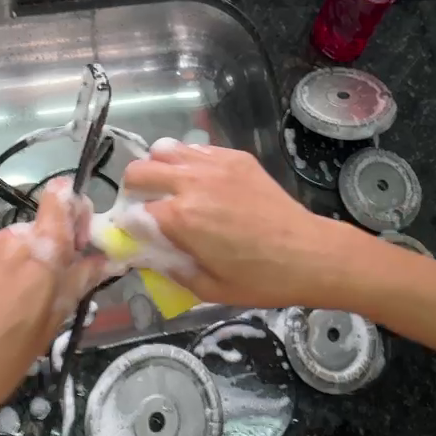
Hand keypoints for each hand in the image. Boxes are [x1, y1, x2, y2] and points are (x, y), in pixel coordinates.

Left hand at [0, 182, 103, 435]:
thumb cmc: (2, 361)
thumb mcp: (51, 325)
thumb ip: (79, 281)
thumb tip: (109, 258)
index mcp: (45, 251)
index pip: (63, 198)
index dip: (71, 210)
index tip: (71, 240)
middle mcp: (12, 235)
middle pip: (29, 233)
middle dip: (31, 257)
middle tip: (21, 294)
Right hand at [120, 140, 361, 307]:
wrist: (307, 252)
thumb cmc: (258, 278)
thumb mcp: (207, 287)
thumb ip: (168, 267)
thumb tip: (144, 254)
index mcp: (181, 218)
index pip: (133, 213)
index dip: (127, 225)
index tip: (132, 234)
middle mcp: (192, 182)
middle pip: (140, 170)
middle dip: (133, 190)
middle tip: (144, 208)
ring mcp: (215, 164)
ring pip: (165, 149)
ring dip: (157, 168)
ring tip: (168, 188)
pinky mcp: (235, 156)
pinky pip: (196, 148)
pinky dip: (187, 160)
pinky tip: (199, 181)